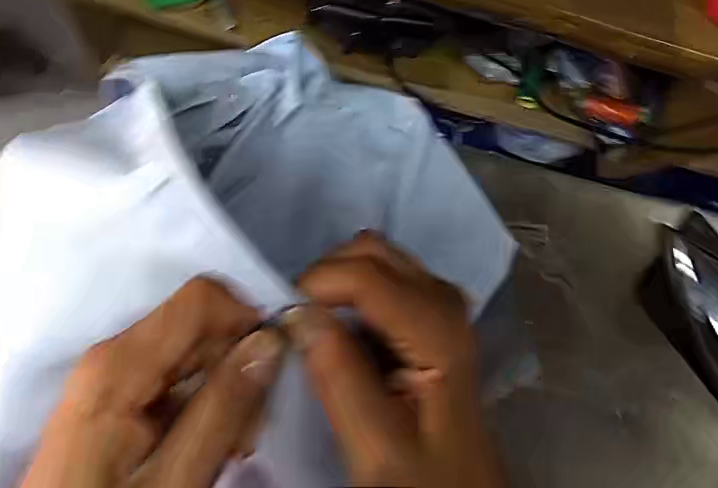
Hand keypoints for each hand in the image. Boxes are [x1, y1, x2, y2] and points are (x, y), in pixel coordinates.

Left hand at [21, 276, 283, 487]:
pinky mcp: (106, 401)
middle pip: (200, 324)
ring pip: (192, 350)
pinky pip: (172, 375)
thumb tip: (269, 339)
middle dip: (236, 363)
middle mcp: (108, 357)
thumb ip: (223, 406)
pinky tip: (202, 442)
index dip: (244, 319)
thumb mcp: (172, 479)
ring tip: (229, 441)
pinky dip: (199, 400)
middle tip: (249, 426)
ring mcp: (104, 379)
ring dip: (223, 386)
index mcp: (116, 365)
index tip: (268, 365)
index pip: (202, 297)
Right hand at [287, 232, 505, 487]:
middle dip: (322, 277)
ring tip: (302, 330)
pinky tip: (328, 332)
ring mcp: (438, 299)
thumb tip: (298, 315)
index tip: (274, 324)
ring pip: (375, 258)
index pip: (367, 273)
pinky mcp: (427, 309)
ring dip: (333, 282)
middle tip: (286, 327)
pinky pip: (380, 278)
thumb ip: (340, 378)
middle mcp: (442, 296)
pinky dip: (346, 292)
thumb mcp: (376, 448)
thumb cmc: (422, 477)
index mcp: (437, 324)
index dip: (314, 286)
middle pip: (372, 252)